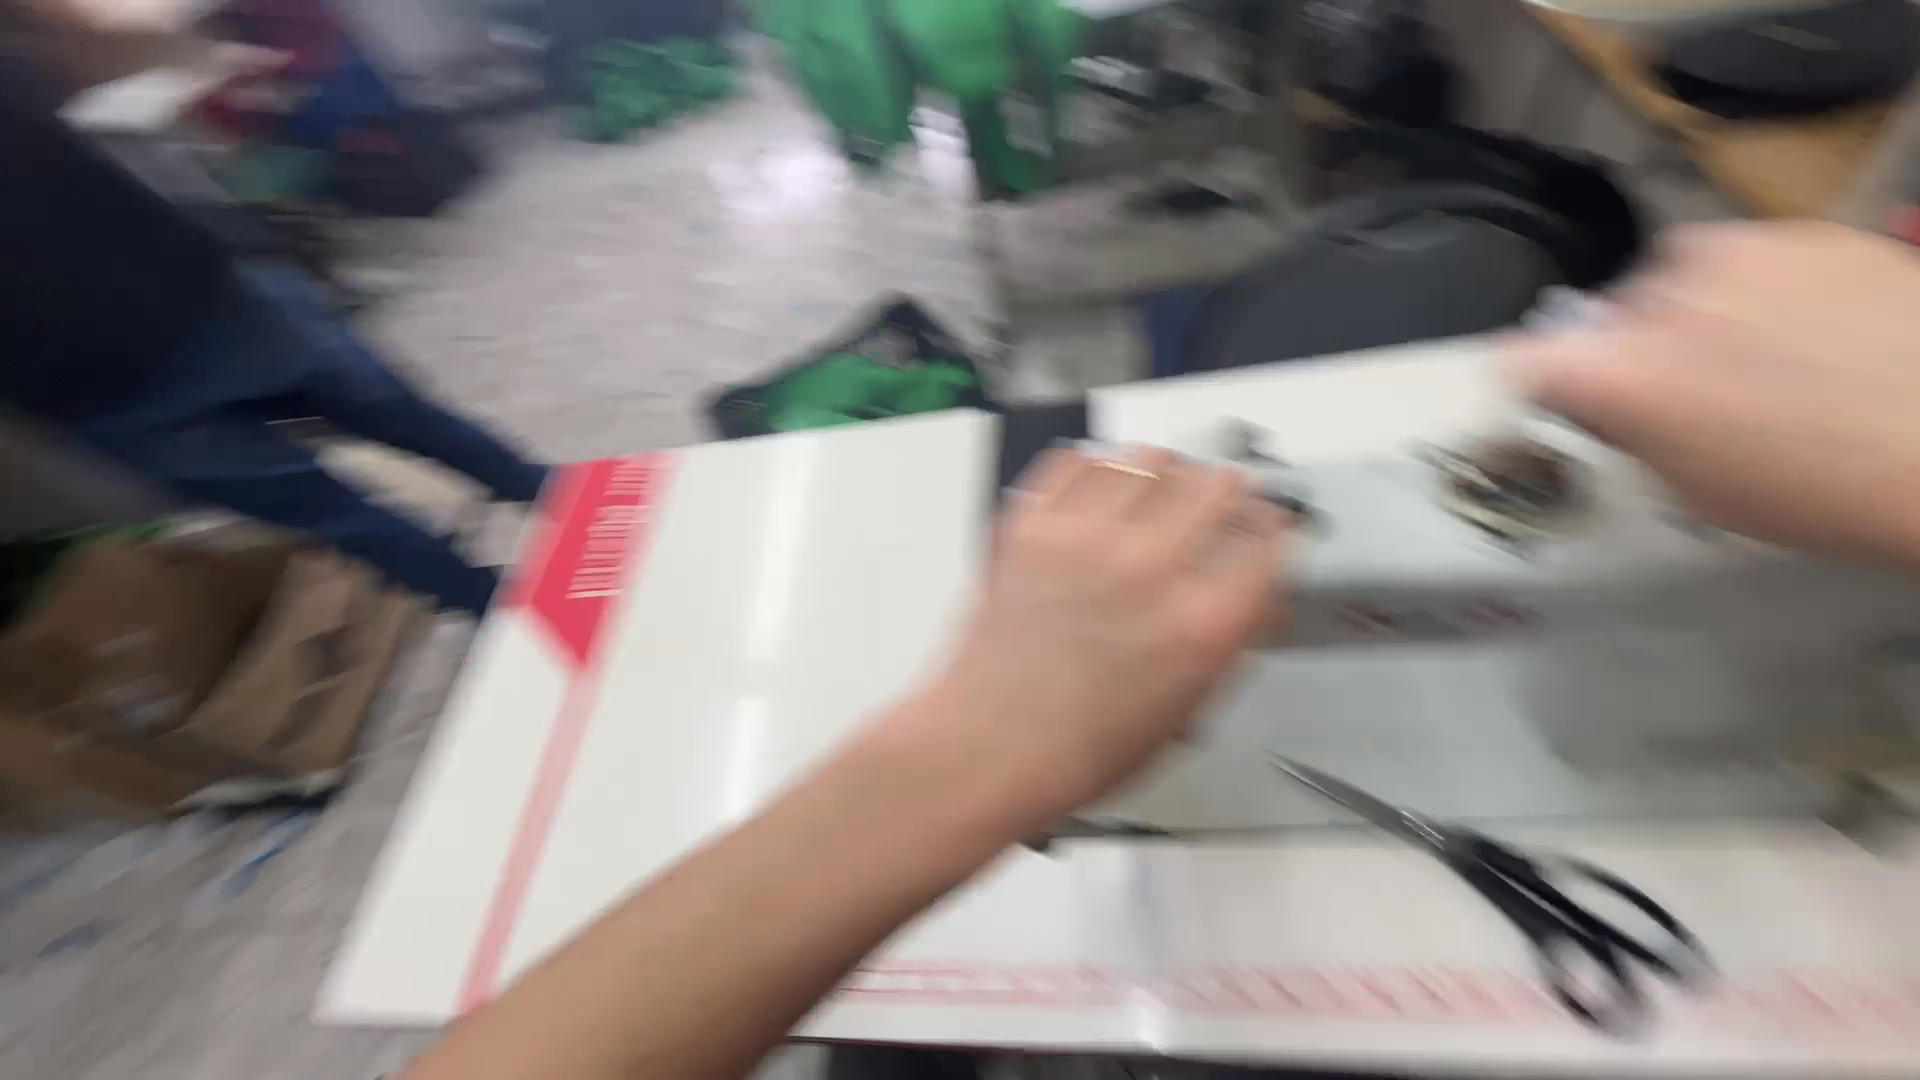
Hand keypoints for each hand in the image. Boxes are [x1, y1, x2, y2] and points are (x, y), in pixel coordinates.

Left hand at [897, 448, 1287, 829]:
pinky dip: (1097, 464)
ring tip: (1160, 489)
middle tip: (1216, 502)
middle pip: (1216, 484)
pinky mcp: (1031, 527)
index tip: (1264, 524)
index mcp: (1202, 622)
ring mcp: (1086, 540)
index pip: (1267, 535)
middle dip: (1225, 493)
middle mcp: (1148, 568)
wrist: (989, 745)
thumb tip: (1256, 601)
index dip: (1273, 526)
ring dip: (1165, 472)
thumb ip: (1229, 643)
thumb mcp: (1186, 710)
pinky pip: (1075, 461)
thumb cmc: (1078, 749)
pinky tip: (1102, 483)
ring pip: (1150, 459)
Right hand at [1508, 221, 1919, 571]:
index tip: (1535, 394)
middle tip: (1663, 386)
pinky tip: (1795, 327)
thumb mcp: (1678, 483)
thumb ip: (1618, 426)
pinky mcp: (1807, 233)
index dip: (1516, 378)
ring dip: (1677, 311)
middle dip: (1616, 345)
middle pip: (1595, 316)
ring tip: (1738, 351)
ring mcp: (1733, 256)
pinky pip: (1739, 256)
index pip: (1510, 358)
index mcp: (1608, 371)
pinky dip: (1745, 287)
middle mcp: (1652, 300)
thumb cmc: (1813, 490)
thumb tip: (1595, 397)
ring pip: (1664, 279)